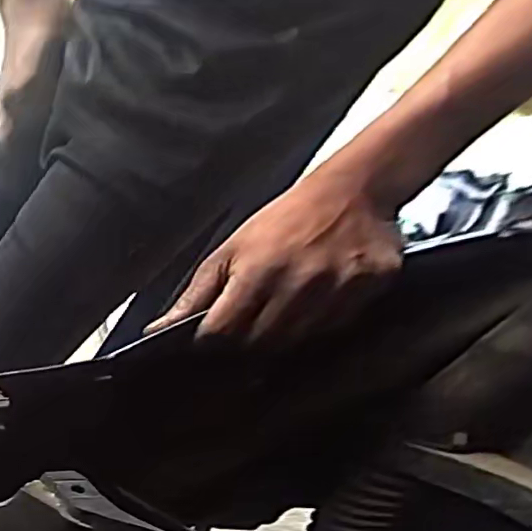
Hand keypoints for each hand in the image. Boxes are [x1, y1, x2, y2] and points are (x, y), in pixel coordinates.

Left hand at [147, 169, 402, 342]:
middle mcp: (299, 282)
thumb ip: (193, 298)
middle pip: (258, 341)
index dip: (210, 342)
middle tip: (243, 330)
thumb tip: (158, 330)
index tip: (209, 339)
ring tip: (275, 316)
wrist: (354, 187)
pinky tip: (309, 308)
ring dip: (279, 337)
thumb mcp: (226, 255)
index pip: (221, 332)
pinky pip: (336, 326)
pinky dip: (317, 326)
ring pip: (296, 340)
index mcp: (256, 274)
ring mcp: (338, 284)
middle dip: (243, 343)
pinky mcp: (372, 284)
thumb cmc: (279, 223)